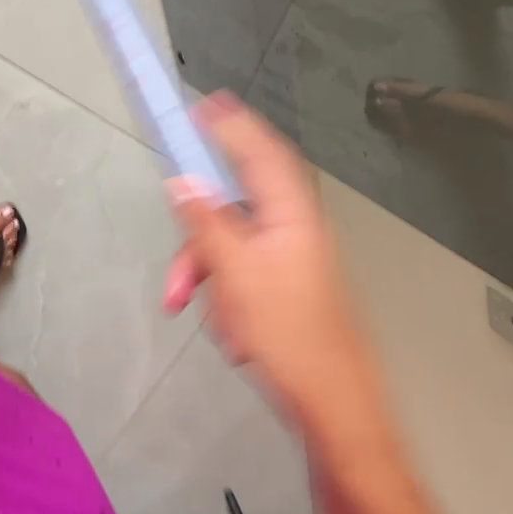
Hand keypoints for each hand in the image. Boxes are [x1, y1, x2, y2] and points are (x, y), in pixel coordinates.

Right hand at [164, 92, 382, 428]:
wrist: (335, 408)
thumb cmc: (290, 334)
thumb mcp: (236, 272)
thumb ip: (206, 222)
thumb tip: (182, 182)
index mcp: (291, 217)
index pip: (262, 154)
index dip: (235, 126)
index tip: (205, 106)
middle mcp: (293, 231)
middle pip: (231, 212)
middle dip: (197, 243)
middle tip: (177, 281)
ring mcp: (291, 263)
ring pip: (229, 248)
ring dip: (205, 277)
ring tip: (200, 318)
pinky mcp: (285, 291)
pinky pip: (240, 277)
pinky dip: (223, 297)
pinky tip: (230, 333)